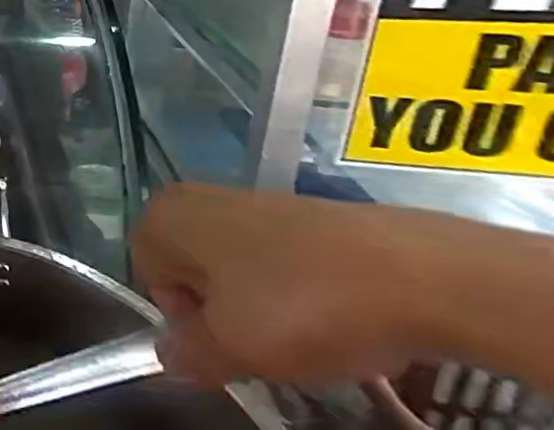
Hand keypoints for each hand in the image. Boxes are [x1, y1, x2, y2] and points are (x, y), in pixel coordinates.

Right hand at [133, 184, 448, 386]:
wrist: (406, 270)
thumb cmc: (300, 304)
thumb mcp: (235, 347)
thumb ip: (188, 354)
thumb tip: (168, 355)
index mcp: (168, 216)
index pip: (147, 278)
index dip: (181, 320)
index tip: (223, 344)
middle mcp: (196, 197)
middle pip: (187, 274)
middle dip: (216, 316)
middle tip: (256, 345)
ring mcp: (244, 200)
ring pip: (229, 272)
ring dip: (252, 311)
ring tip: (296, 338)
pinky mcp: (288, 211)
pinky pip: (267, 262)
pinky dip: (284, 293)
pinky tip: (323, 317)